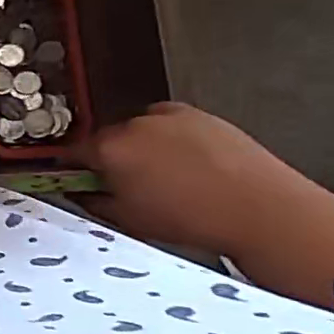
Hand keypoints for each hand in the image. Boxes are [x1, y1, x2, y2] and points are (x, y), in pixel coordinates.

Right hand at [74, 102, 333, 254]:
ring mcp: (167, 115)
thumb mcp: (130, 219)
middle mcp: (134, 124)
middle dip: (111, 157)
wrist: (260, 209)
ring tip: (165, 178)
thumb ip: (95, 202)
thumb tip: (82, 194)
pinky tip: (187, 164)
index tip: (75, 176)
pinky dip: (170, 139)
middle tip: (126, 185)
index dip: (72, 166)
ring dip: (142, 147)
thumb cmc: (194, 218)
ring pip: (140, 130)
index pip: (75, 151)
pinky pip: (169, 124)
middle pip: (108, 138)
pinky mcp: (197, 113)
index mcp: (111, 149)